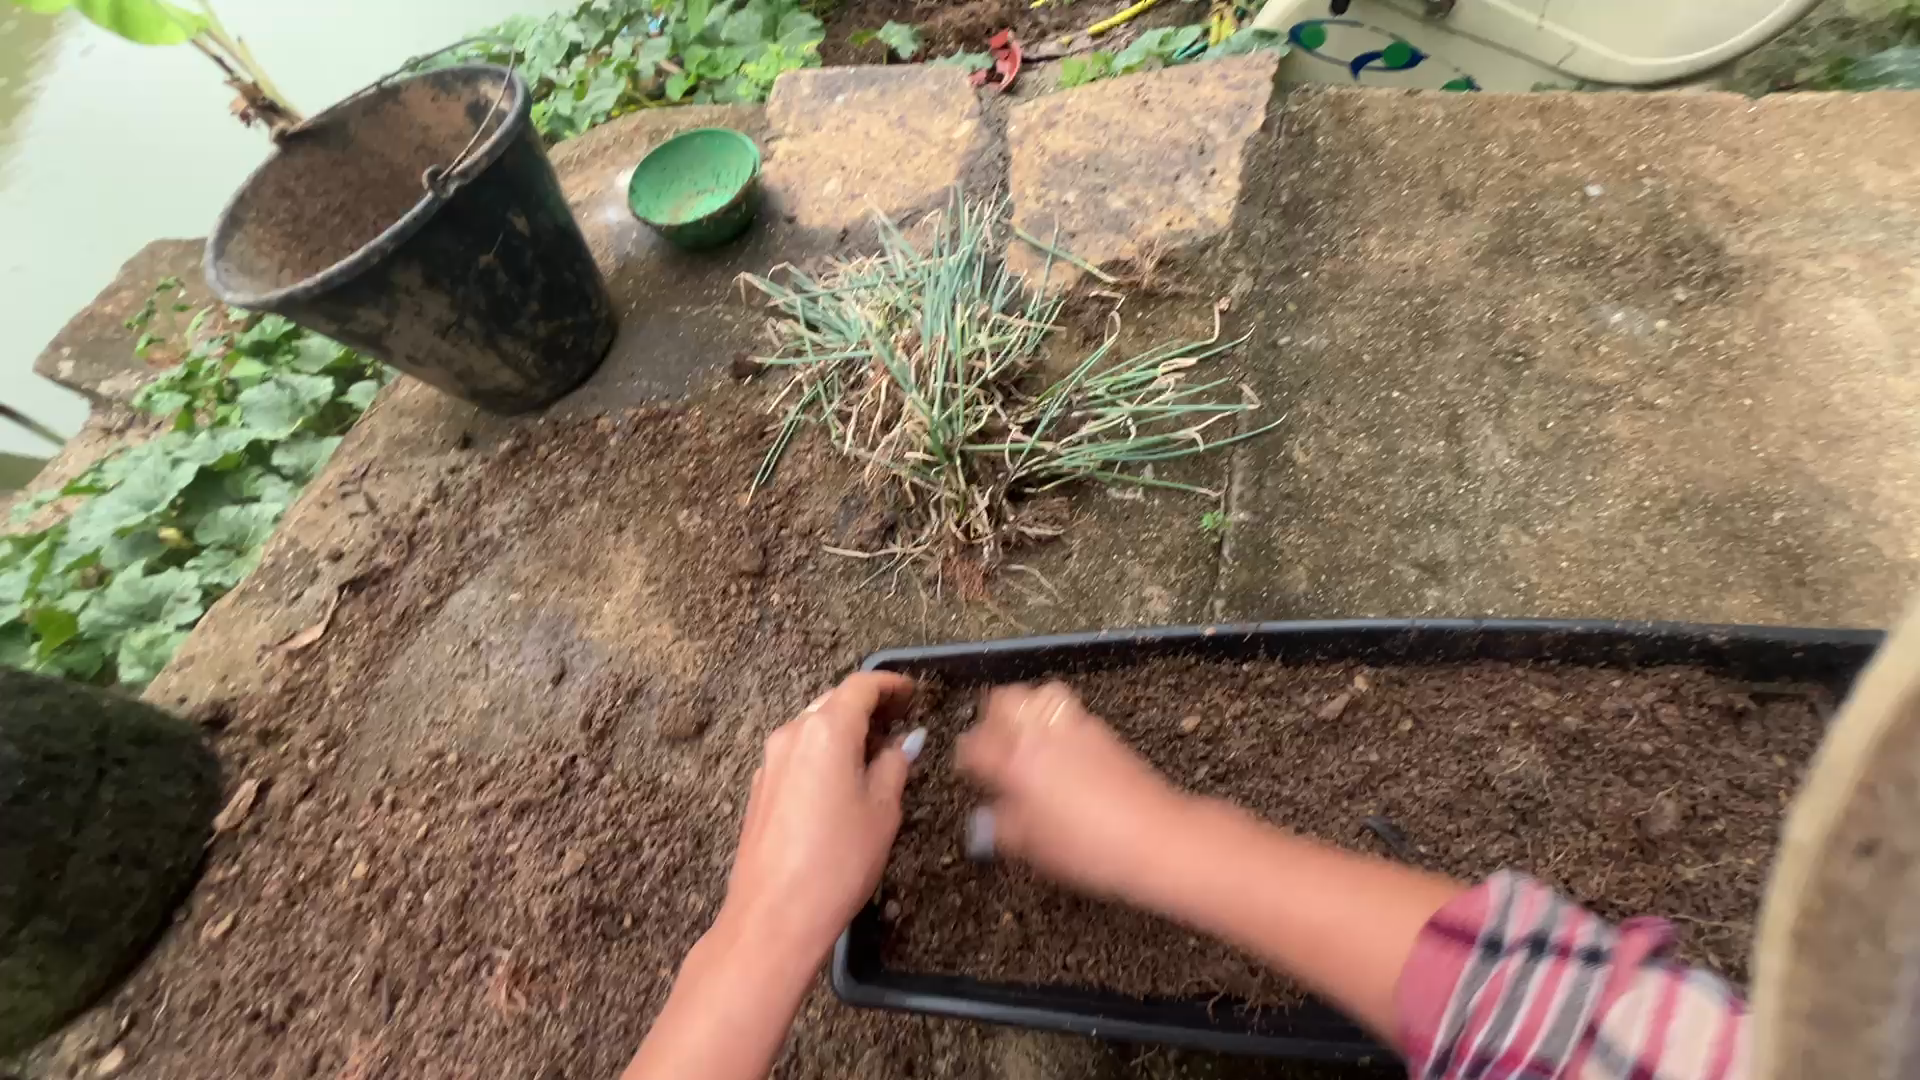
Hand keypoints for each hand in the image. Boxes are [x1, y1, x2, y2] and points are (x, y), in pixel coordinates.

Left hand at [718, 672, 923, 964]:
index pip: (860, 686)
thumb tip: (905, 741)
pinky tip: (841, 779)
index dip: (889, 684)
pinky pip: (798, 751)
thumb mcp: (883, 810)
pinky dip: (823, 750)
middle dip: (867, 706)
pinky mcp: (761, 786)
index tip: (911, 692)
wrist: (771, 918)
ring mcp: (771, 760)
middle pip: (834, 701)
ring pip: (813, 725)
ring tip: (874, 752)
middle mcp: (793, 734)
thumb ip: (895, 764)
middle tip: (899, 722)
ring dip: (844, 728)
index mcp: (827, 730)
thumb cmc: (837, 862)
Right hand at [956, 680, 1187, 902]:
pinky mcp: (1100, 730)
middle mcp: (1041, 734)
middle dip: (992, 716)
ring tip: (1026, 735)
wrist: (1154, 837)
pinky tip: (1060, 747)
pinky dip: (1055, 721)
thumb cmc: (1091, 848)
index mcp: (1016, 762)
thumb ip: (1002, 826)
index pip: (975, 743)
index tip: (967, 768)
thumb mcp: (1034, 847)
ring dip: (1025, 710)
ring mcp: (1073, 727)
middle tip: (993, 741)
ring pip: (1037, 695)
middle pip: (1003, 699)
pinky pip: (1067, 711)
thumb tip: (989, 818)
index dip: (966, 756)